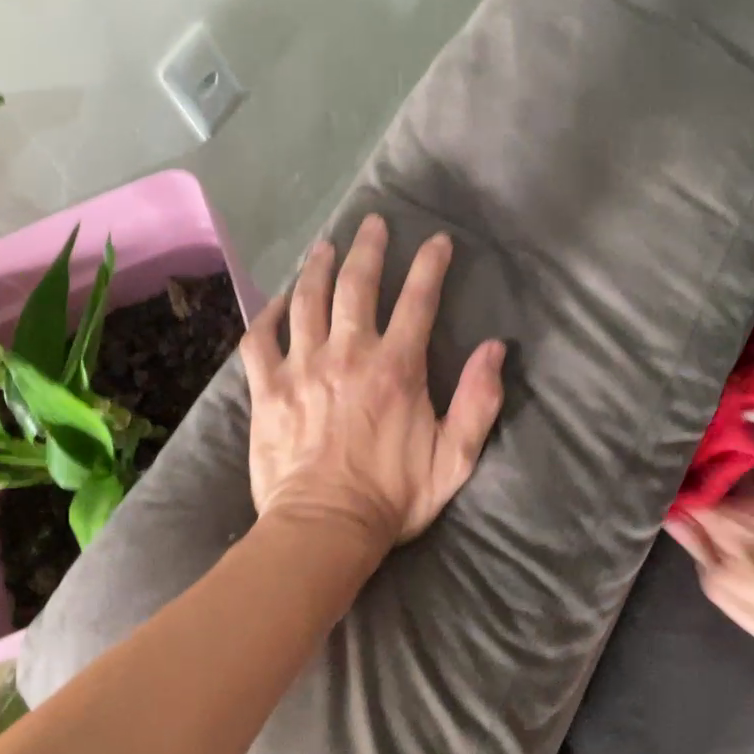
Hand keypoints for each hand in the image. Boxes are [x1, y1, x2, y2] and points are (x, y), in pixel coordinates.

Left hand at [238, 213, 506, 551]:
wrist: (323, 529)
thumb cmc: (393, 498)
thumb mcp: (454, 459)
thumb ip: (479, 402)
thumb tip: (494, 349)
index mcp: (396, 368)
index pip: (418, 300)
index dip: (430, 265)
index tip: (438, 241)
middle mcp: (348, 355)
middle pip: (357, 285)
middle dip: (369, 249)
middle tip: (373, 223)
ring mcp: (302, 368)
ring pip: (307, 300)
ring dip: (319, 266)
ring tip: (327, 245)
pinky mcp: (267, 388)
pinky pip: (259, 338)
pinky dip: (267, 314)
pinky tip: (276, 301)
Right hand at [664, 429, 753, 674]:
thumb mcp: (724, 591)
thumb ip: (698, 547)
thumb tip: (672, 513)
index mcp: (730, 520)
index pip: (693, 489)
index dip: (678, 478)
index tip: (666, 470)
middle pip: (730, 462)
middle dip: (711, 450)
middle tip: (697, 441)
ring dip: (751, 435)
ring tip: (735, 425)